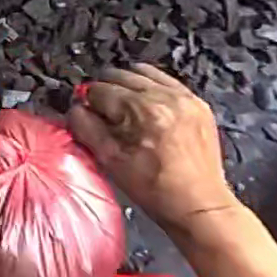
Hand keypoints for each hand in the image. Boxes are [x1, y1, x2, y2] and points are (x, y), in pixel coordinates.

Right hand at [69, 63, 240, 235]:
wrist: (199, 204)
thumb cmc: (151, 186)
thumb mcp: (106, 157)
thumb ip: (84, 125)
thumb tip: (76, 107)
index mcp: (142, 110)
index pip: (97, 89)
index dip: (87, 103)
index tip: (88, 118)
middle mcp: (166, 97)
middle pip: (118, 75)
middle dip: (103, 91)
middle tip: (102, 112)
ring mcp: (185, 99)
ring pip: (141, 72)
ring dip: (124, 85)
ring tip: (121, 107)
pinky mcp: (197, 104)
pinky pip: (164, 80)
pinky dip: (147, 86)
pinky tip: (142, 105)